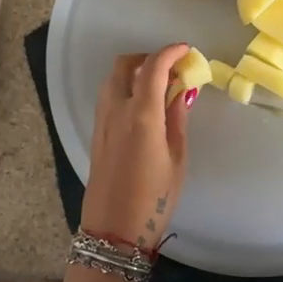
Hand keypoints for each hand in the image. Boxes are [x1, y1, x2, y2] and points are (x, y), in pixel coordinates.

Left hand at [79, 43, 194, 249]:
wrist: (113, 231)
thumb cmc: (153, 198)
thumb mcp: (177, 159)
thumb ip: (177, 119)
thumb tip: (181, 92)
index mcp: (142, 114)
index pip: (154, 67)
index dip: (171, 52)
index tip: (186, 51)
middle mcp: (117, 109)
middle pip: (125, 64)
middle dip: (148, 57)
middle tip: (170, 67)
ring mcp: (102, 120)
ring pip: (114, 78)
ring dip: (134, 71)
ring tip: (158, 85)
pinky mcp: (96, 132)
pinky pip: (109, 95)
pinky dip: (126, 88)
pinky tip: (144, 104)